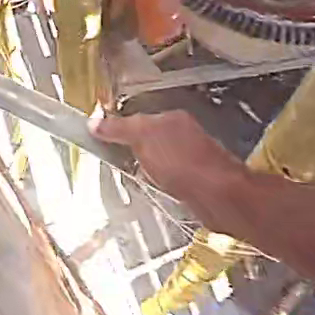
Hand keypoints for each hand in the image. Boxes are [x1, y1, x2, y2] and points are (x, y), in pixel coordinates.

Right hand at [93, 109, 256, 223]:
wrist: (222, 197)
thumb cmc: (180, 163)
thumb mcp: (141, 139)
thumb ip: (118, 129)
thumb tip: (93, 123)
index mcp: (171, 117)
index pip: (138, 118)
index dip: (120, 130)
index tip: (105, 143)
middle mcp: (186, 133)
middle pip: (150, 138)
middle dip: (134, 150)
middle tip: (118, 164)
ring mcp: (196, 156)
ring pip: (162, 159)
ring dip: (149, 169)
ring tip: (137, 180)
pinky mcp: (203, 180)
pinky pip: (173, 177)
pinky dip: (164, 183)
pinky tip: (159, 191)